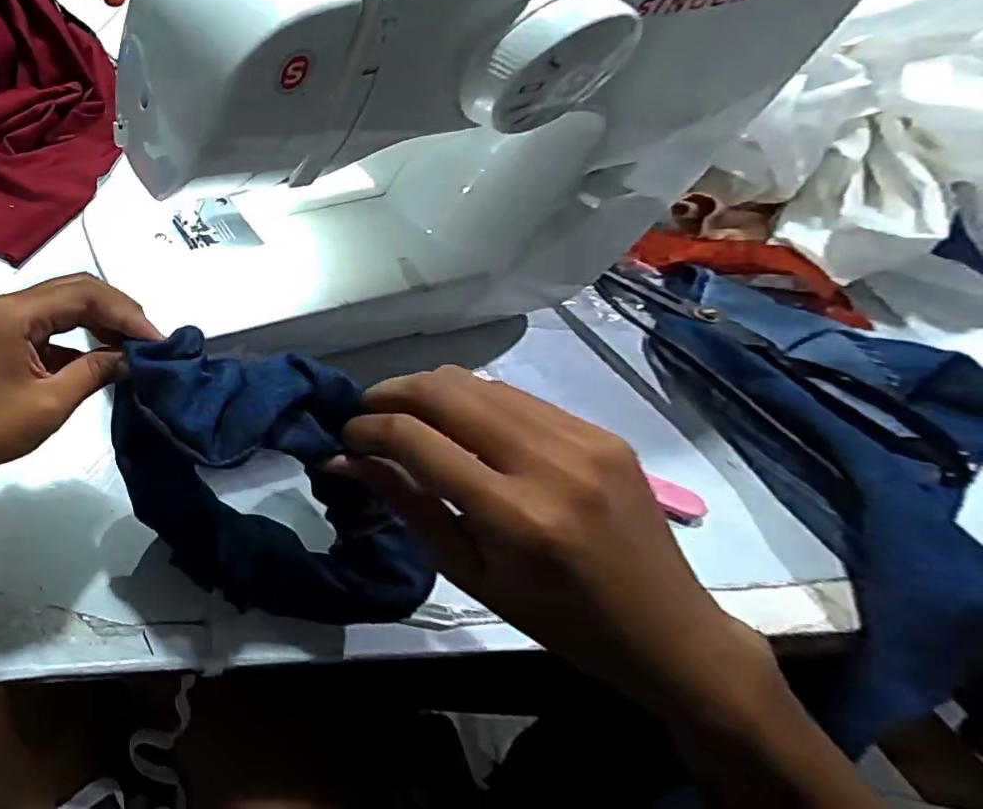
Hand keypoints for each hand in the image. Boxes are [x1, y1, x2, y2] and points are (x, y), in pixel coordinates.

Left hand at [0, 274, 160, 488]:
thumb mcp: (50, 403)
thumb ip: (94, 372)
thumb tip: (132, 358)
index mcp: (17, 311)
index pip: (84, 294)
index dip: (125, 313)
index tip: (156, 338)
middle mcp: (11, 304)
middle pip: (75, 291)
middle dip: (116, 311)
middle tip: (149, 338)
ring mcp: (7, 319)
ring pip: (64, 306)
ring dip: (100, 323)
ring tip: (133, 347)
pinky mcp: (7, 338)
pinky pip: (51, 326)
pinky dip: (79, 339)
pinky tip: (103, 358)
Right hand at [335, 366, 777, 723]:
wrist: (673, 634)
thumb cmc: (557, 618)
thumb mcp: (466, 571)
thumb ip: (405, 503)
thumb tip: (343, 460)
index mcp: (516, 515)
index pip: (414, 438)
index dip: (366, 429)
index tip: (346, 438)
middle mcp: (550, 463)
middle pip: (441, 391)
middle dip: (387, 394)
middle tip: (365, 415)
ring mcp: (581, 439)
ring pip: (472, 381)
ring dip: (422, 389)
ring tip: (402, 414)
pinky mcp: (598, 431)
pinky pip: (509, 393)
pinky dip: (466, 398)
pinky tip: (455, 423)